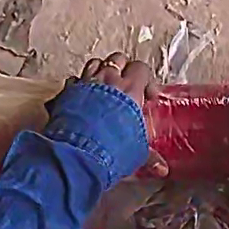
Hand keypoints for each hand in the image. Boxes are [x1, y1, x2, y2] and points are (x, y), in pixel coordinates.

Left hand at [68, 53, 167, 176]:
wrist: (77, 152)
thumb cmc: (110, 148)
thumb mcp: (136, 153)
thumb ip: (149, 156)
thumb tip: (162, 169)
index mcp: (130, 89)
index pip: (141, 68)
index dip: (146, 79)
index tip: (147, 95)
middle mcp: (108, 81)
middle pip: (118, 59)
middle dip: (123, 68)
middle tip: (126, 85)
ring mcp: (86, 84)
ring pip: (95, 63)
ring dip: (101, 71)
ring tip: (105, 86)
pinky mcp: (67, 93)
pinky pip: (74, 80)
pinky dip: (80, 84)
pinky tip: (83, 96)